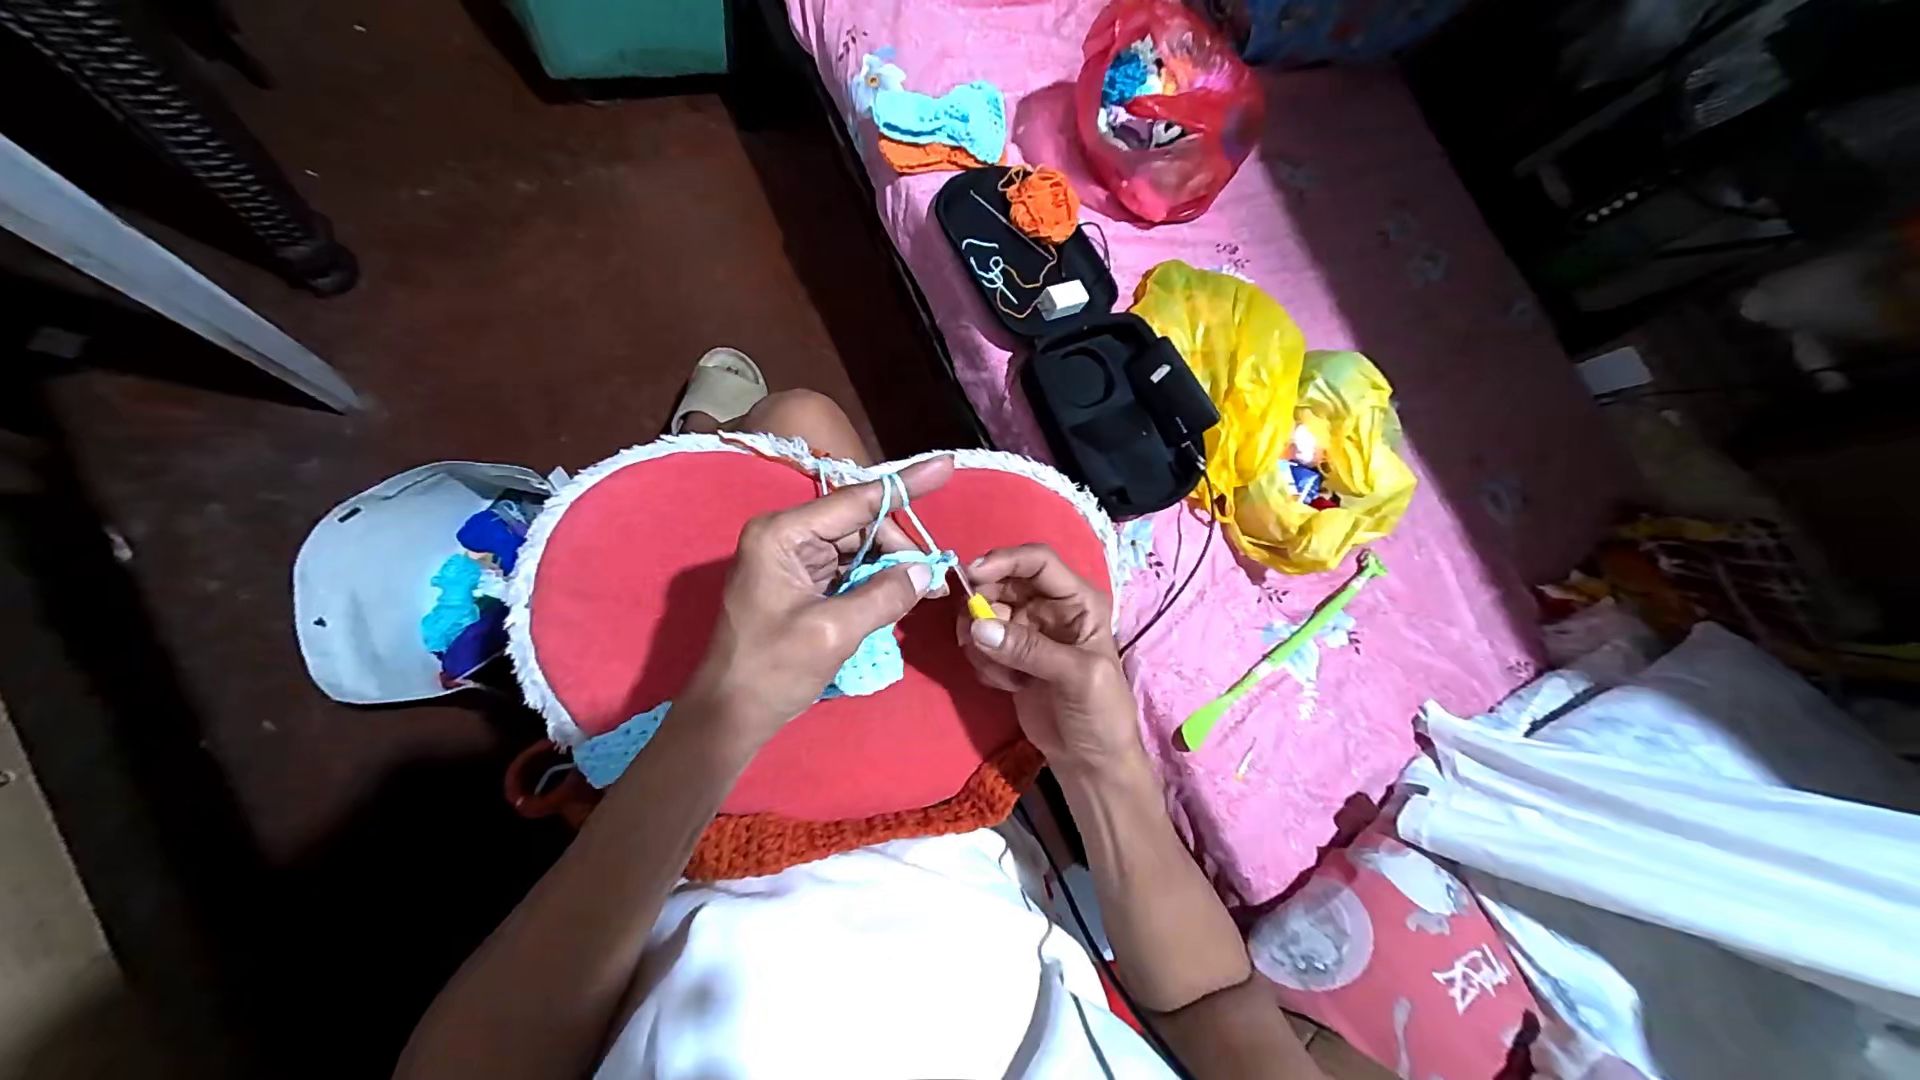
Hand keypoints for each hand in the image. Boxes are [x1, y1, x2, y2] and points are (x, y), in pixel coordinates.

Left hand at [687, 456, 953, 743]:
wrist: (730, 714)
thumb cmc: (771, 669)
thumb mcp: (833, 631)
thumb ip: (884, 595)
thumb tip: (926, 572)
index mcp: (783, 534)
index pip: (856, 500)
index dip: (905, 486)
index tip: (945, 465)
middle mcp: (787, 536)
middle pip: (860, 524)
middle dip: (900, 546)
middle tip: (936, 576)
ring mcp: (793, 559)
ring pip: (858, 547)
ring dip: (892, 565)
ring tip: (926, 587)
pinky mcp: (801, 583)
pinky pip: (849, 569)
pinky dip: (876, 580)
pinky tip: (901, 594)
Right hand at [956, 544, 1144, 776]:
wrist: (1091, 762)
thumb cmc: (1101, 714)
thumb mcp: (1077, 677)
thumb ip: (1029, 649)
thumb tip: (978, 626)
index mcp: (1078, 600)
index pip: (1037, 561)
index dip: (1004, 560)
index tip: (971, 575)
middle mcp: (1050, 607)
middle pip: (1002, 582)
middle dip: (982, 603)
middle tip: (971, 634)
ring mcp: (1026, 631)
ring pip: (984, 612)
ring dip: (981, 640)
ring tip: (1002, 674)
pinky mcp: (1008, 655)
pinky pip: (980, 642)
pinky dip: (983, 661)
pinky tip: (1007, 685)